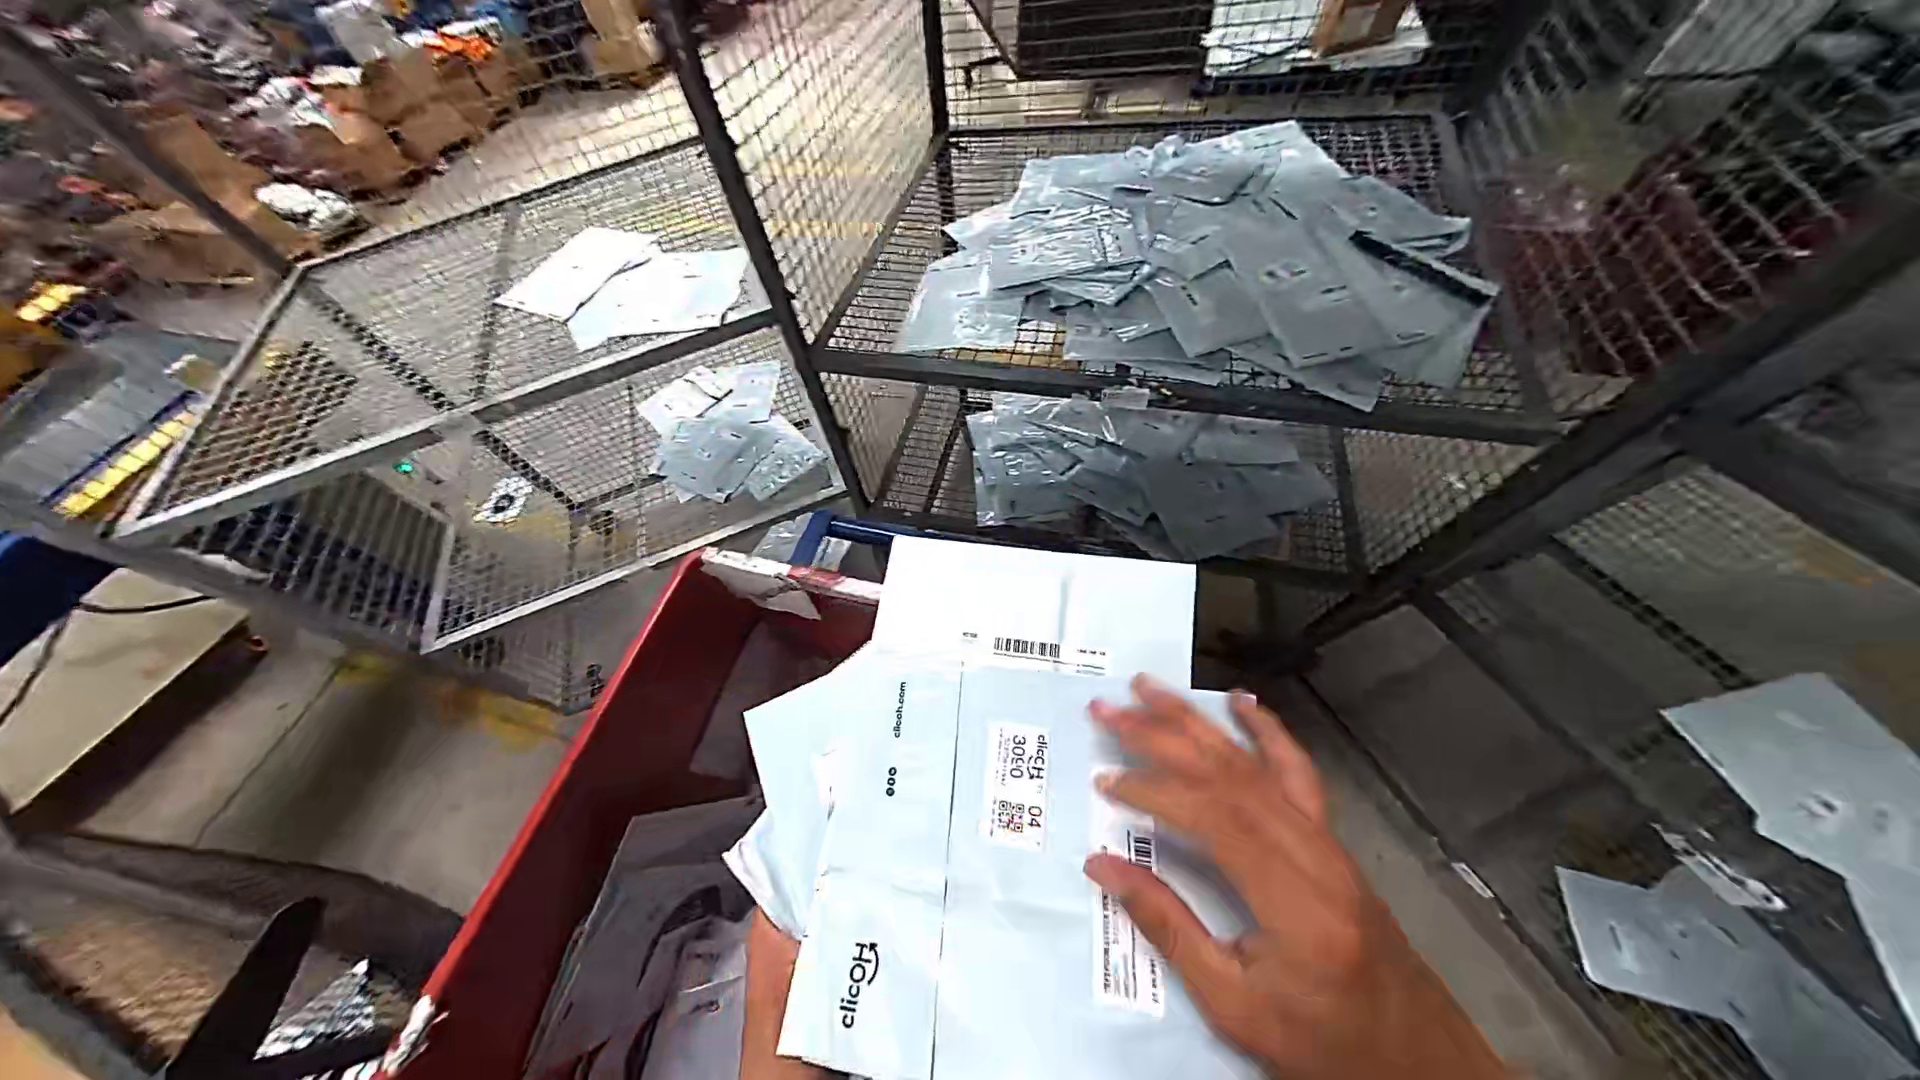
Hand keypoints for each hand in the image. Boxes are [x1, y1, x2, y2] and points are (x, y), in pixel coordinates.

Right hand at [1085, 675, 1507, 1079]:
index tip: (1106, 781)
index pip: (1211, 817)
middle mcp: (1312, 852)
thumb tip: (1102, 866)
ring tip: (1148, 688)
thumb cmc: (1321, 1041)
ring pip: (1252, 761)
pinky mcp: (1330, 837)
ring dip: (1194, 720)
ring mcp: (1325, 838)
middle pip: (1226, 773)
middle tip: (1107, 709)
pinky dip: (1266, 729)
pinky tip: (1243, 701)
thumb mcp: (1233, 1005)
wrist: (1416, 1058)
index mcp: (1291, 899)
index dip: (1153, 790)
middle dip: (1159, 735)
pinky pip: (1296, 770)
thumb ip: (1167, 927)